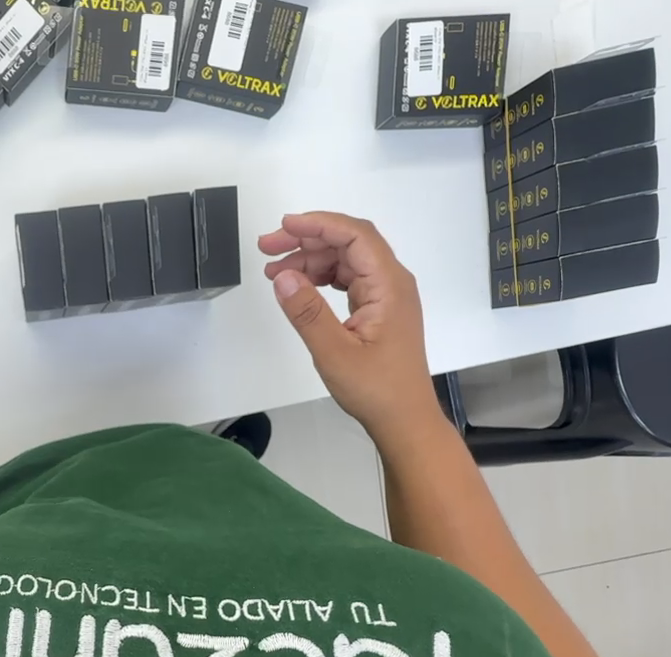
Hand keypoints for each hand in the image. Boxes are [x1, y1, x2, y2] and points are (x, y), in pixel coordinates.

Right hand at [259, 212, 443, 438]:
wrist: (403, 418)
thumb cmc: (374, 388)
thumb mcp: (333, 352)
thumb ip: (307, 312)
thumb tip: (282, 276)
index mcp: (388, 285)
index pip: (354, 236)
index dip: (318, 224)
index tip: (283, 226)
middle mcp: (391, 282)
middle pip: (349, 244)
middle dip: (307, 240)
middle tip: (266, 249)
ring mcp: (386, 296)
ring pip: (346, 261)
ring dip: (311, 260)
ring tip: (274, 272)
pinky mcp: (378, 311)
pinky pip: (348, 280)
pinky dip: (321, 278)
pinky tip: (299, 288)